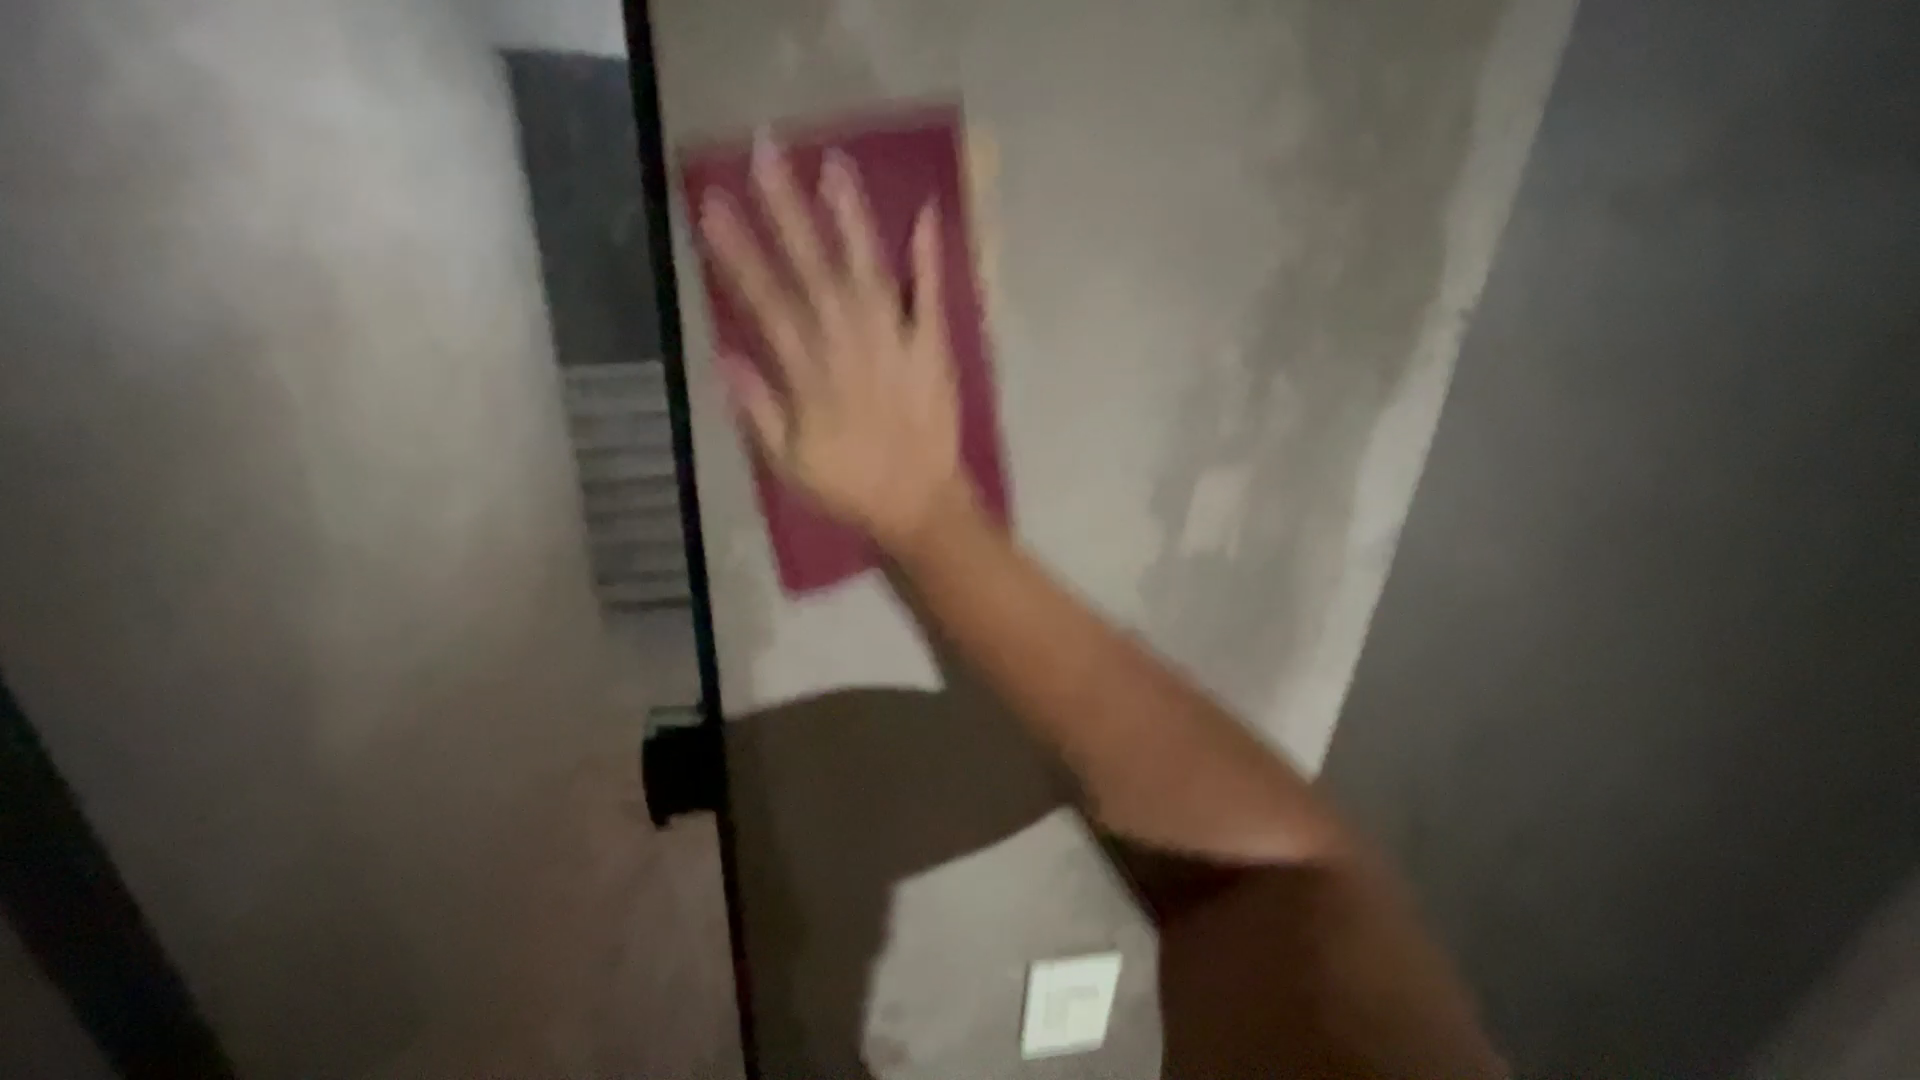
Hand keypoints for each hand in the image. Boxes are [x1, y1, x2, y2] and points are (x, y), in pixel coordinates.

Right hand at [698, 144, 972, 552]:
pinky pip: (931, 299)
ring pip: (868, 271)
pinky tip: (926, 214)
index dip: (738, 253)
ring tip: (834, 165)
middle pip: (813, 270)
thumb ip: (757, 409)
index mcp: (809, 373)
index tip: (712, 204)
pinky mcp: (933, 348)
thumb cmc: (849, 487)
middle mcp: (849, 345)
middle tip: (765, 152)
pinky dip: (929, 259)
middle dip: (786, 210)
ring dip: (850, 218)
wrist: (920, 505)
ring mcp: (895, 343)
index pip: (767, 301)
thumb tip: (724, 355)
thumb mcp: (788, 463)